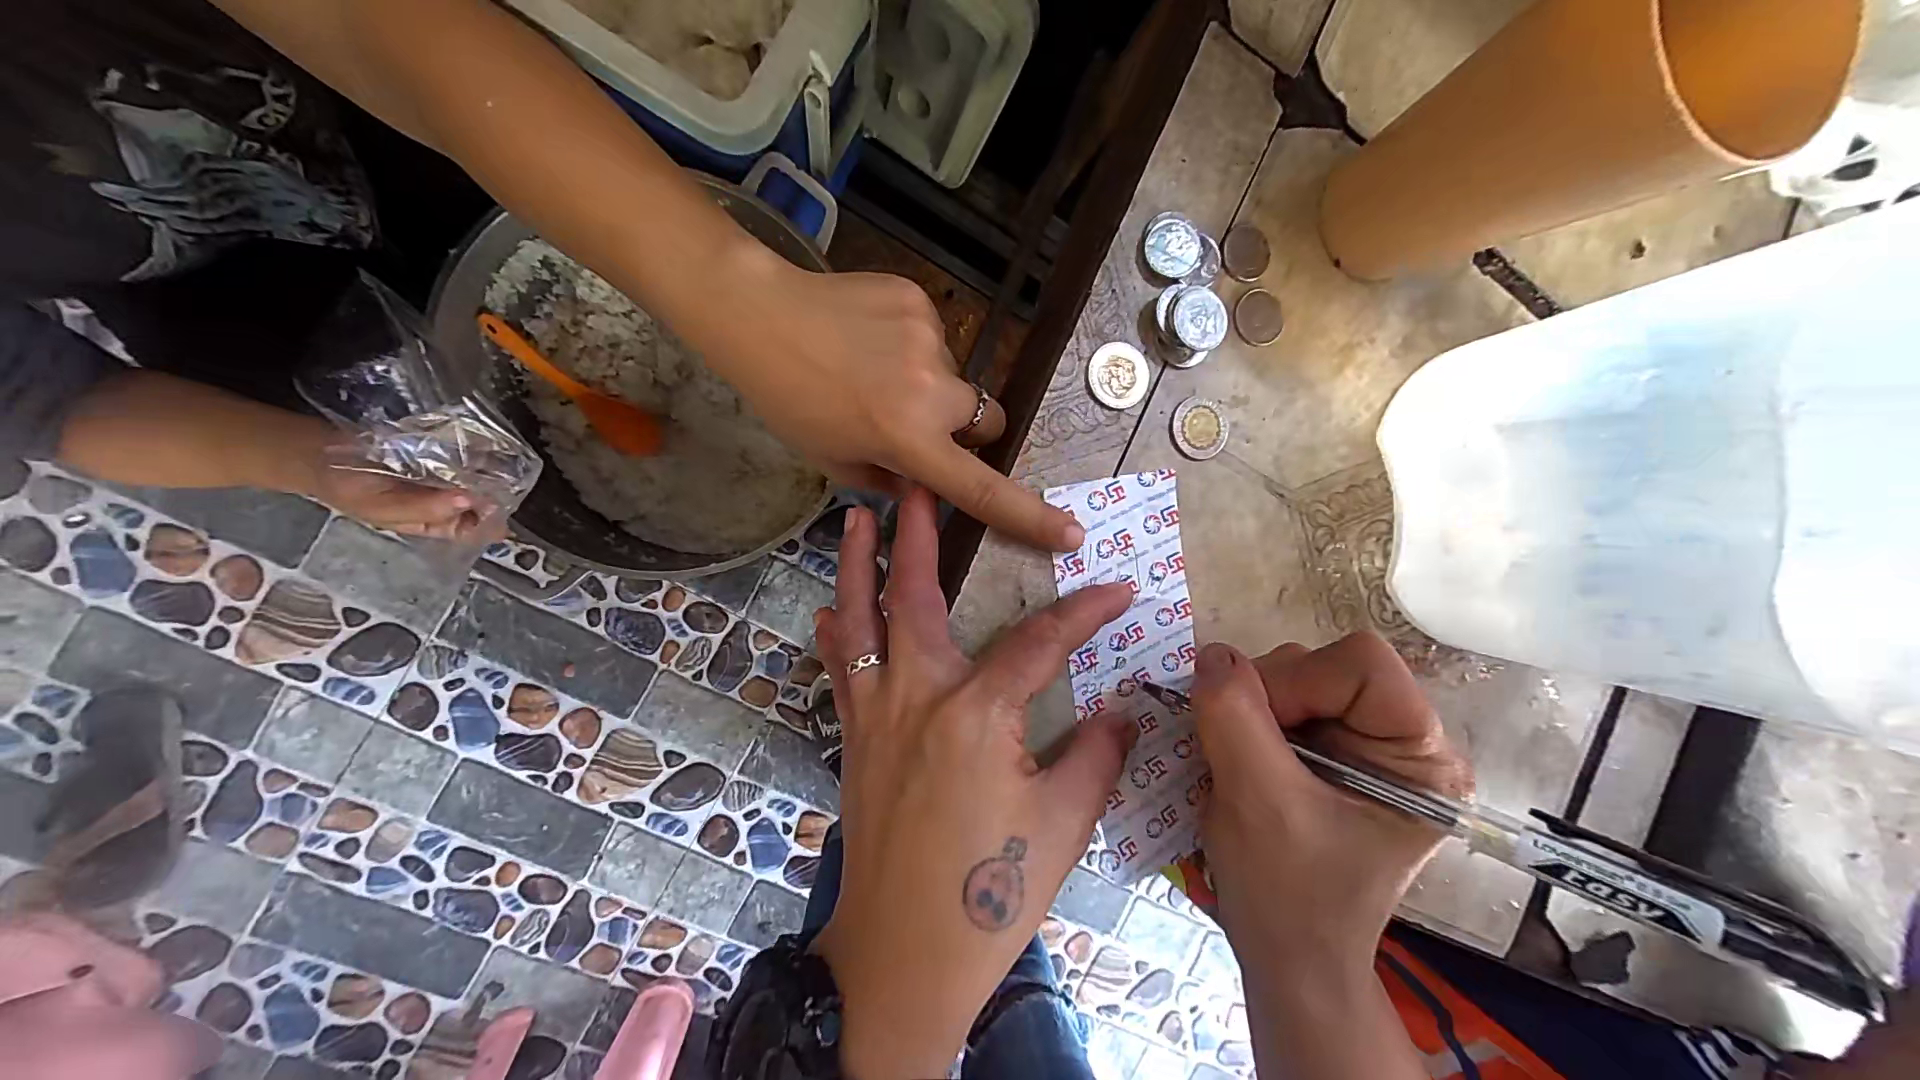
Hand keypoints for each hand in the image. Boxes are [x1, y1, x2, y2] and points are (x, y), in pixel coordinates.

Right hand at [308, 461, 495, 541]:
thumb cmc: (347, 488)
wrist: (318, 453)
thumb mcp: (382, 508)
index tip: (500, 504)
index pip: (476, 530)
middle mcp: (448, 504)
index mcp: (436, 524)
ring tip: (501, 464)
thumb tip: (468, 500)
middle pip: (485, 503)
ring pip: (481, 480)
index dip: (493, 520)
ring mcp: (447, 480)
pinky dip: (477, 453)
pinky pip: (467, 457)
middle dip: (498, 493)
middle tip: (505, 481)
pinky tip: (486, 446)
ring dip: (493, 472)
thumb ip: (425, 508)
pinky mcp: (442, 457)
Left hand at [696, 262, 1084, 552]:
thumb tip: (926, 481)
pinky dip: (911, 349)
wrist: (758, 314)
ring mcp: (931, 339)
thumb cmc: (789, 400)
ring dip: (928, 386)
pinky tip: (869, 340)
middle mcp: (933, 391)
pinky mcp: (922, 300)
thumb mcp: (835, 461)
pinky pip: (934, 338)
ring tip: (872, 372)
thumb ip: (891, 479)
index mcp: (908, 439)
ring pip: (954, 379)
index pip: (981, 488)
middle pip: (986, 420)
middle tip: (914, 421)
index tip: (1070, 531)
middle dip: (962, 429)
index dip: (1028, 515)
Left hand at [808, 488, 1135, 1078]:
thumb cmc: (988, 892)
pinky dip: (839, 630)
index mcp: (976, 714)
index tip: (1117, 589)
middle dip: (917, 536)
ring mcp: (875, 714)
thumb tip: (1124, 710)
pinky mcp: (854, 738)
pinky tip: (833, 610)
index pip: (1041, 643)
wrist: (902, 956)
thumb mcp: (1062, 825)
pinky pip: (841, 668)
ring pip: (860, 620)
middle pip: (914, 598)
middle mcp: (916, 697)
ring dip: (858, 565)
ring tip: (857, 516)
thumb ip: (1096, 756)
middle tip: (917, 486)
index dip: (1084, 612)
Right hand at [1191, 634, 1470, 1078]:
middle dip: (1264, 699)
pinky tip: (1241, 759)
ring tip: (1239, 762)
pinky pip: (1275, 699)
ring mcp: (1360, 741)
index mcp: (1418, 756)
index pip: (1361, 663)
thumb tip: (1213, 653)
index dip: (1299, 681)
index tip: (1263, 734)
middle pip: (1319, 664)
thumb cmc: (1286, 892)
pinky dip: (1243, 719)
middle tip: (1240, 753)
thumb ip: (1234, 719)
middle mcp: (1399, 738)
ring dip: (1248, 709)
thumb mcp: (1256, 802)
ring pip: (1290, 676)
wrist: (1286, 951)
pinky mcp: (1325, 748)